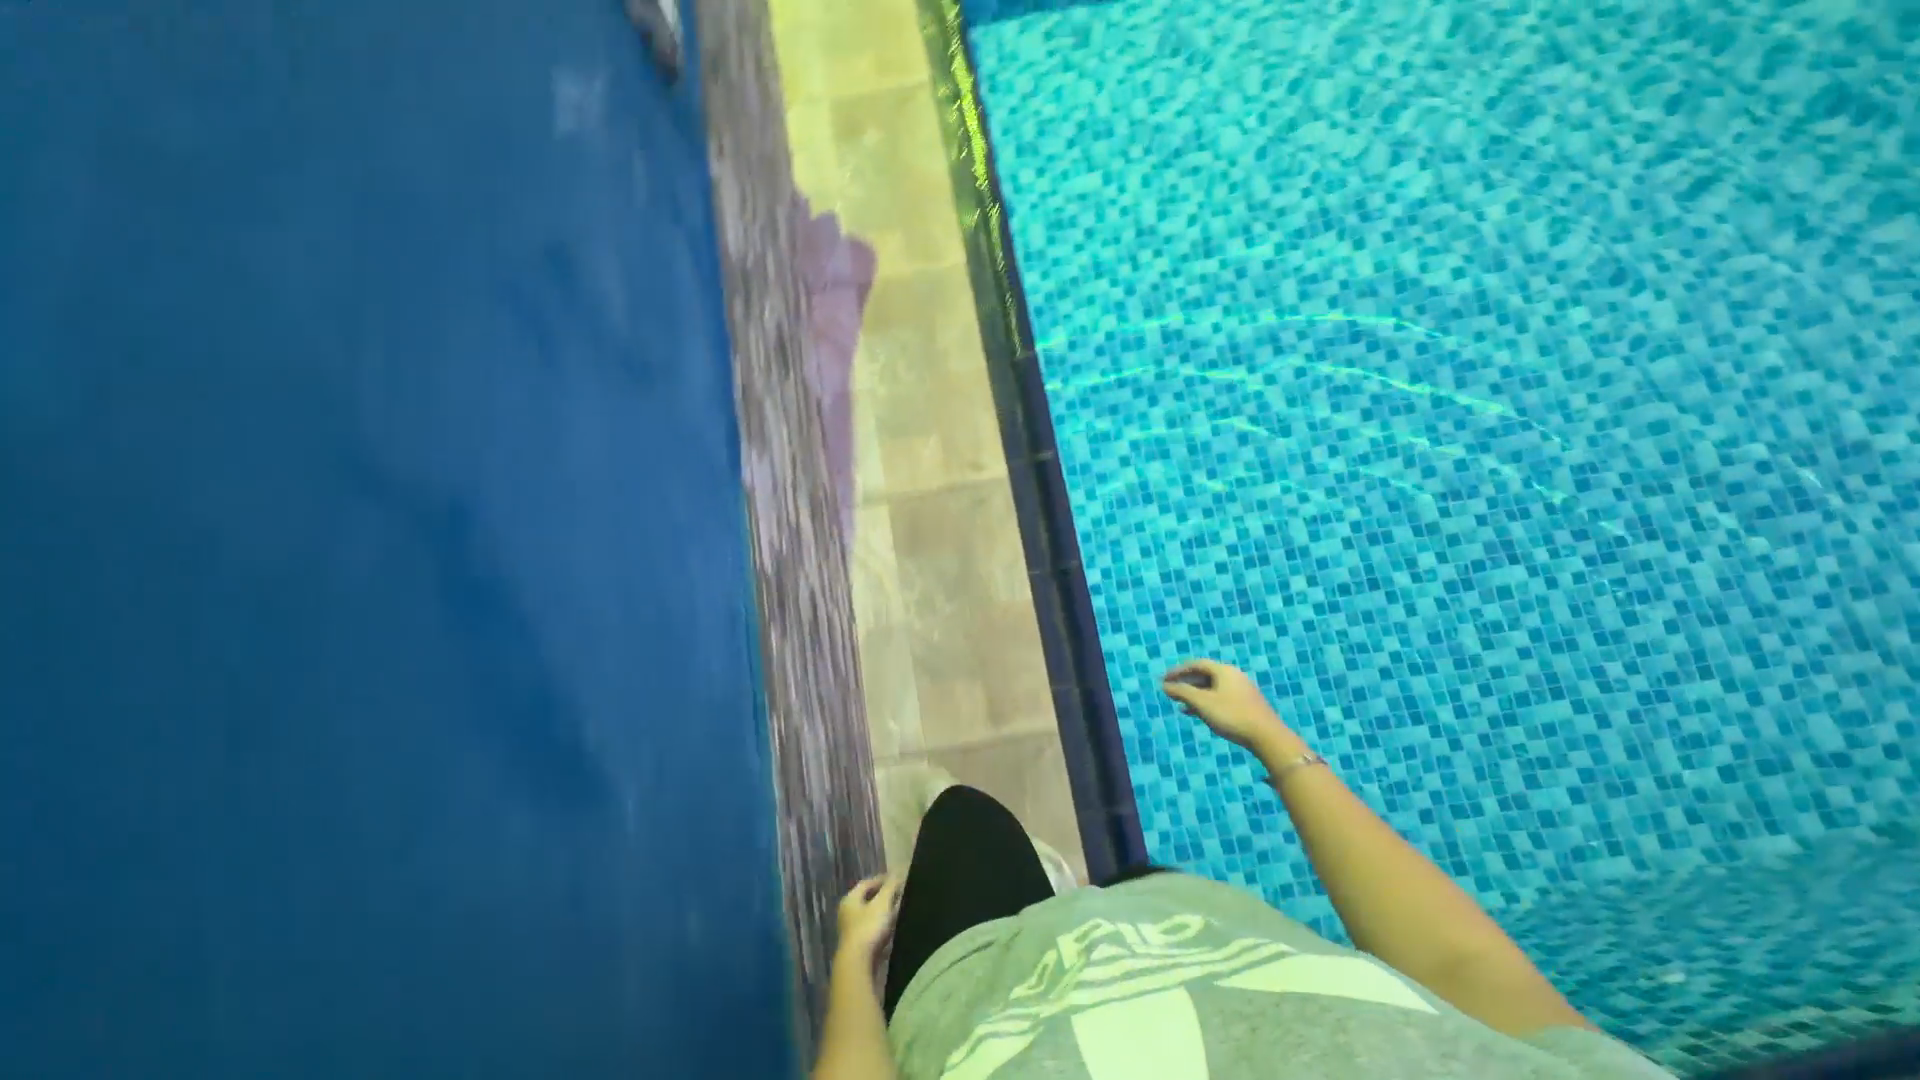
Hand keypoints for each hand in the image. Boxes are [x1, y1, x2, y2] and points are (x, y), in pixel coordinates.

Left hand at [835, 874, 901, 969]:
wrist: (858, 962)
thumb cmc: (869, 927)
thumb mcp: (882, 903)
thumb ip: (890, 887)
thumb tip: (897, 872)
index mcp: (850, 899)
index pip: (866, 883)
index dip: (882, 879)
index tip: (897, 879)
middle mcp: (848, 912)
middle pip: (868, 899)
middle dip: (884, 895)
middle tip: (900, 893)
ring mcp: (852, 929)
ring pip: (870, 914)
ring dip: (884, 911)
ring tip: (900, 909)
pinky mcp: (858, 943)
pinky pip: (872, 928)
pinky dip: (883, 924)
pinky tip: (894, 927)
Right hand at [1162, 659, 1299, 754]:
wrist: (1266, 735)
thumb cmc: (1231, 715)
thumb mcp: (1202, 703)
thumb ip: (1182, 692)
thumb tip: (1165, 686)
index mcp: (1223, 671)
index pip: (1196, 664)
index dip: (1178, 671)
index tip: (1164, 680)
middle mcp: (1233, 676)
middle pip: (1205, 675)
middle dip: (1186, 683)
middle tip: (1170, 691)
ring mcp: (1241, 690)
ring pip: (1212, 688)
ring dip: (1195, 694)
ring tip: (1180, 704)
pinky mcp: (1246, 704)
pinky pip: (1220, 698)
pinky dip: (1206, 702)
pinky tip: (1197, 713)